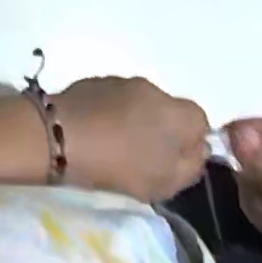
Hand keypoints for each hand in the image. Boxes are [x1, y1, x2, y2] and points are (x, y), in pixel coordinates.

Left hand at [53, 77, 209, 201]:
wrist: (62, 134)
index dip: (191, 139)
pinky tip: (99, 130)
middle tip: (145, 156)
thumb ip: (191, 164)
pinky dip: (113, 111)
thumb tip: (197, 147)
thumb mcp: (166, 182)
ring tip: (117, 144)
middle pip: (168, 108)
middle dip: (162, 129)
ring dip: (137, 119)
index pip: (199, 118)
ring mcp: (120, 80)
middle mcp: (151, 87)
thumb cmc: (120, 164)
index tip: (174, 158)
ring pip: (141, 102)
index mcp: (174, 111)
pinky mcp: (95, 80)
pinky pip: (116, 98)